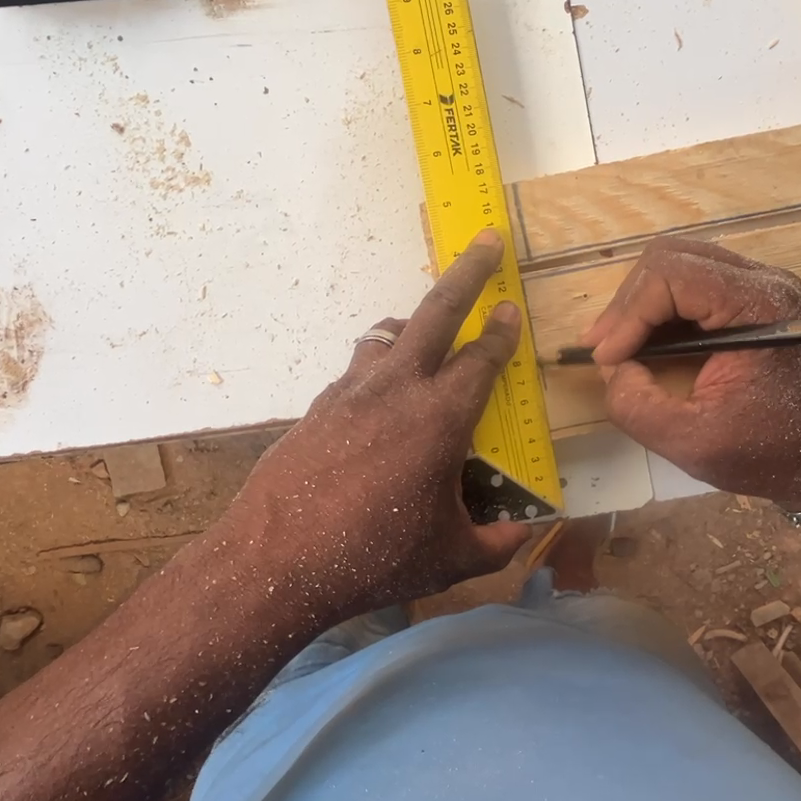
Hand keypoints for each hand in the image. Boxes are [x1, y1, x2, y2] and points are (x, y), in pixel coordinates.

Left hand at [218, 230, 532, 620]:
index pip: (482, 360)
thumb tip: (524, 534)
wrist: (276, 560)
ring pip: (387, 335)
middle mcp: (396, 390)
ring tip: (424, 328)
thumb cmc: (373, 557)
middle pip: (436, 312)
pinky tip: (379, 398)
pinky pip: (357, 370)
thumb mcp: (448, 558)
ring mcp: (350, 392)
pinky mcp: (318, 406)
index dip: (502, 333)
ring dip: (413, 323)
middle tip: (485, 241)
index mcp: (439, 419)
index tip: (511, 309)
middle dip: (467, 272)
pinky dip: (378, 367)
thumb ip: (495, 543)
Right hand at [581, 239, 800, 508]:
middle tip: (605, 349)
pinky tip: (645, 341)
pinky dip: (660, 308)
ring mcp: (762, 286)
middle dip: (628, 303)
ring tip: (618, 344)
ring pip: (678, 263)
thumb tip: (611, 367)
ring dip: (641, 303)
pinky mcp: (755, 299)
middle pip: (671, 258)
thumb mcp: (691, 444)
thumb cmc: (768, 454)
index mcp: (760, 307)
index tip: (605, 356)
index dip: (628, 312)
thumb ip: (637, 405)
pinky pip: (693, 282)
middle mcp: (765, 282)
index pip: (672, 275)